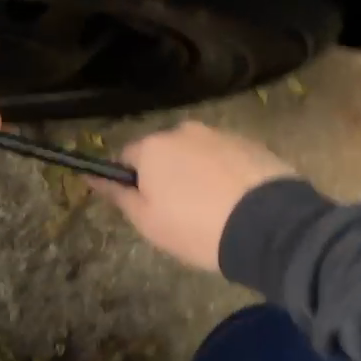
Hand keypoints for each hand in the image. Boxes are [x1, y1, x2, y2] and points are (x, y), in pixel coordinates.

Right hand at [94, 121, 296, 271]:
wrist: (272, 229)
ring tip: (216, 208)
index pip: (127, 158)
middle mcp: (181, 131)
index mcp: (151, 148)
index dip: (134, 182)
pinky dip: (227, 173)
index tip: (148, 206)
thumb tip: (89, 175)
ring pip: (196, 153)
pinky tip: (239, 201)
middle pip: (163, 152)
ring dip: (198, 172)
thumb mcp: (149, 222)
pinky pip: (227, 157)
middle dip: (168, 174)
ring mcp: (219, 135)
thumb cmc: (198, 228)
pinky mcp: (252, 144)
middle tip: (183, 211)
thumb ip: (117, 195)